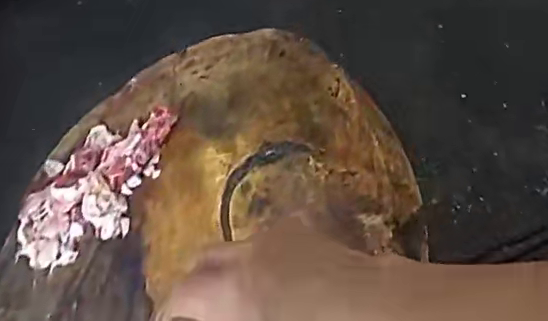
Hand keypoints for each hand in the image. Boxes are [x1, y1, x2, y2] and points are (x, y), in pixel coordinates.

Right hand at [154, 220, 378, 320]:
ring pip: (243, 245)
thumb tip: (209, 312)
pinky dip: (267, 258)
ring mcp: (287, 237)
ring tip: (230, 295)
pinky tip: (278, 277)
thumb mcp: (248, 317)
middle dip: (193, 281)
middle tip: (188, 309)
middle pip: (207, 258)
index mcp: (233, 289)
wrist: (381, 312)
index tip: (166, 320)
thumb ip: (225, 314)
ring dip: (230, 266)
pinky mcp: (319, 236)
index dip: (170, 310)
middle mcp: (252, 252)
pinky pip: (279, 241)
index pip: (182, 295)